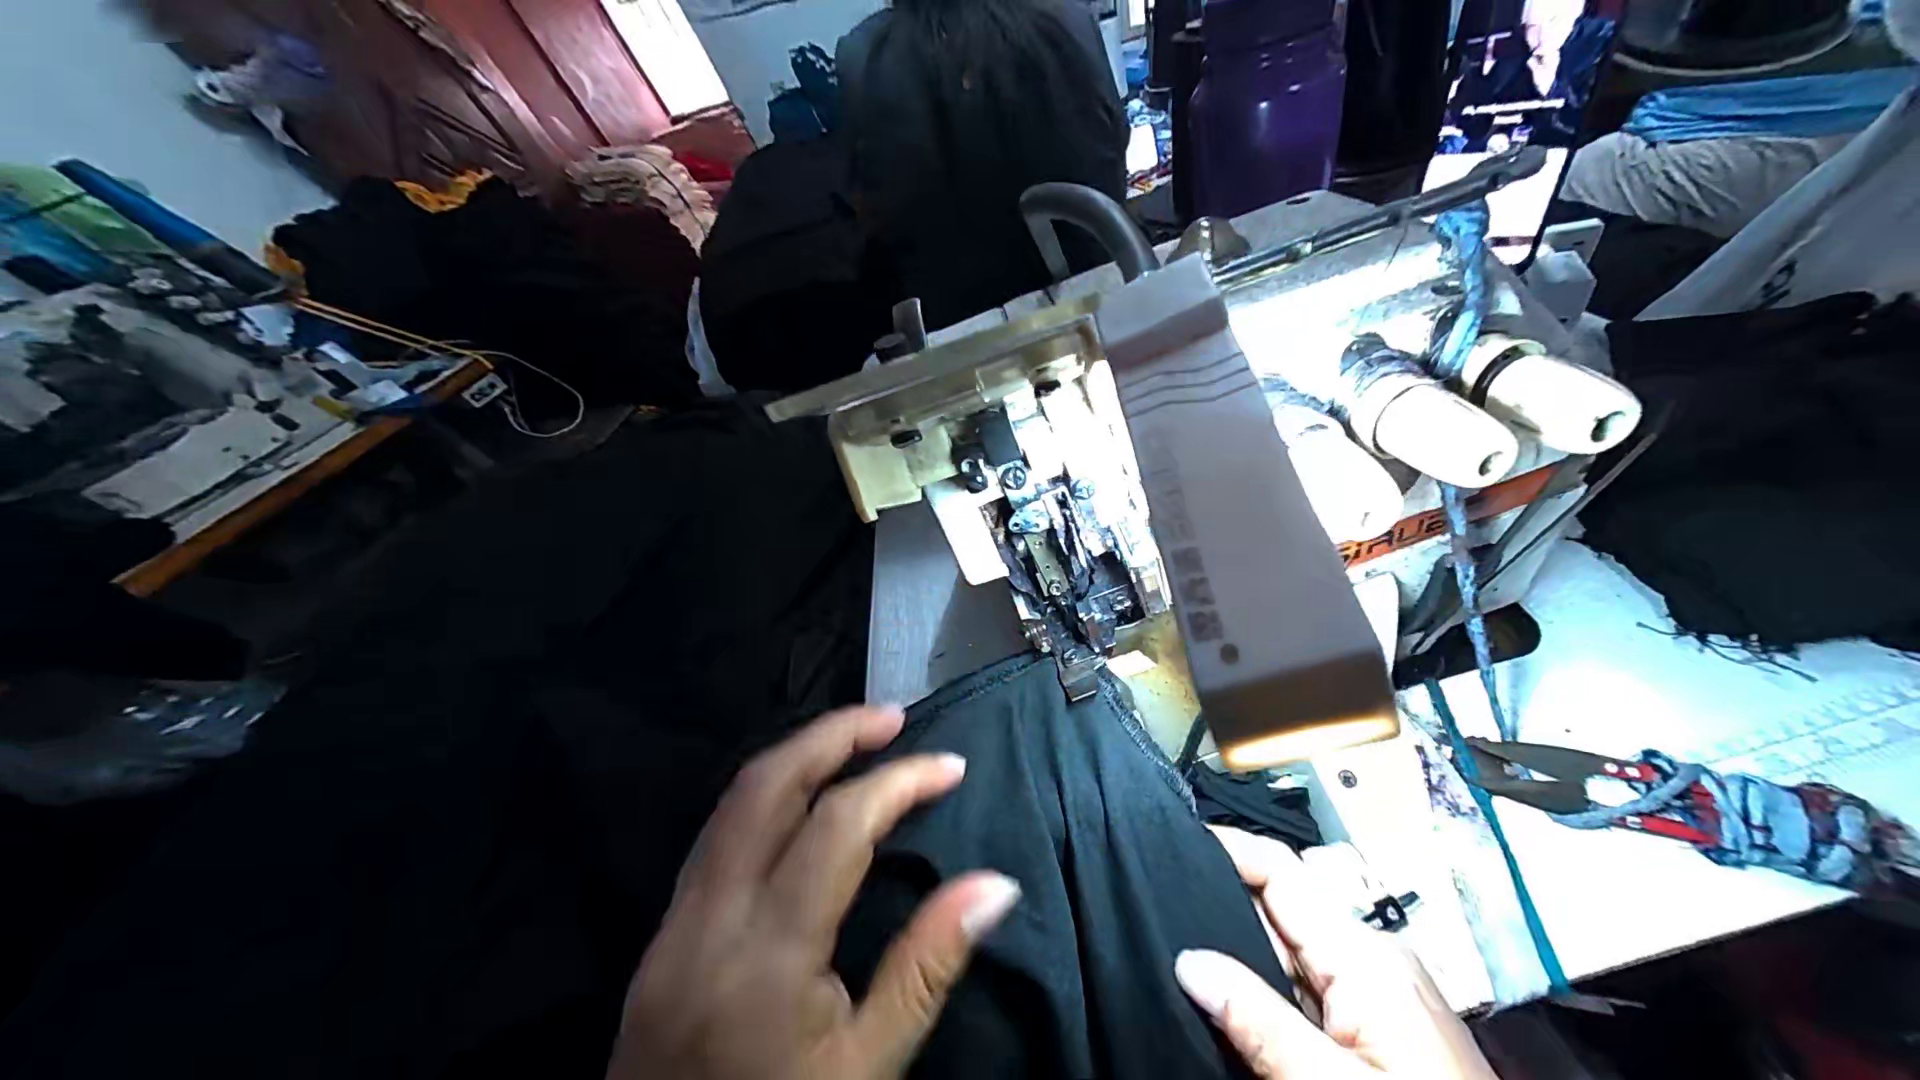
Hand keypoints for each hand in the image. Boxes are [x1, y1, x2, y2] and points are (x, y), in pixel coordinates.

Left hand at [607, 704, 1021, 1079]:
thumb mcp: (870, 1067)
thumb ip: (928, 965)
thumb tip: (994, 884)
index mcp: (767, 958)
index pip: (836, 828)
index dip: (899, 782)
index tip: (949, 766)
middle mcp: (709, 921)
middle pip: (765, 787)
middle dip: (832, 735)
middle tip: (890, 717)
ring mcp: (675, 922)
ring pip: (731, 801)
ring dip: (797, 754)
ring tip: (855, 737)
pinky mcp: (662, 933)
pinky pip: (717, 832)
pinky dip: (767, 792)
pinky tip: (802, 793)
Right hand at [1174, 827, 1495, 1079]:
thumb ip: (1258, 1021)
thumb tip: (1187, 961)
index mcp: (1366, 957)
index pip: (1281, 871)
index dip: (1225, 847)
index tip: (1168, 842)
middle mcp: (1373, 960)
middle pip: (1280, 908)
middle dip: (1219, 906)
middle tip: (1159, 914)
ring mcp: (1381, 994)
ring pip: (1290, 951)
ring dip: (1239, 951)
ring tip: (1180, 955)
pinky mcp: (1382, 1029)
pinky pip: (1308, 986)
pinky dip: (1266, 987)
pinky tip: (1235, 1005)